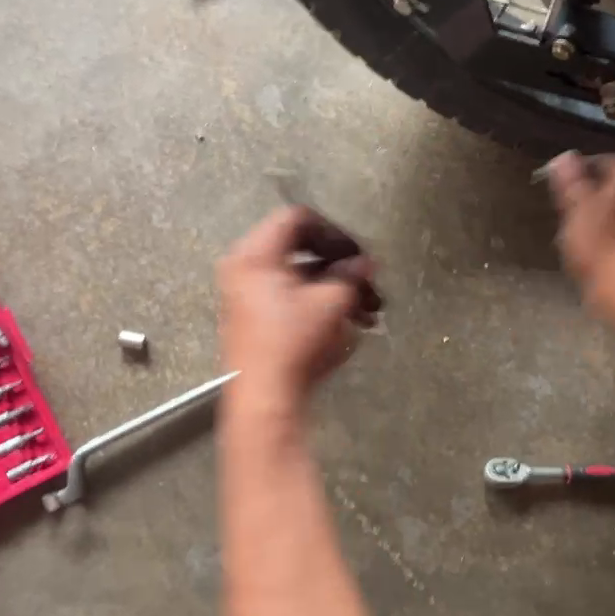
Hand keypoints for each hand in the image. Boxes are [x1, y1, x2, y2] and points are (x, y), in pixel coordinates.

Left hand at [217, 207, 381, 396]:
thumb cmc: (293, 340)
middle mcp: (244, 268)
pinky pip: (291, 297)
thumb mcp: (331, 302)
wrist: (264, 396)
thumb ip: (351, 275)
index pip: (297, 219)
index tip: (357, 252)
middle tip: (368, 280)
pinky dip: (320, 303)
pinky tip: (351, 322)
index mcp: (254, 254)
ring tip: (369, 309)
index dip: (333, 231)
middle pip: (300, 249)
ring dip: (336, 288)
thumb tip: (367, 262)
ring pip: (300, 277)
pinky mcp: (255, 318)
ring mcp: (247, 294)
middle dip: (340, 265)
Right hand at [544, 152, 614, 287]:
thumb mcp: (576, 205)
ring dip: (596, 219)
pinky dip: (607, 237)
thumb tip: (565, 156)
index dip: (578, 172)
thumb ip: (569, 179)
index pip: (601, 162)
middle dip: (588, 197)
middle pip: (611, 187)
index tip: (559, 187)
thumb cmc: (600, 242)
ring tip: (574, 234)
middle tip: (565, 211)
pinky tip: (591, 253)